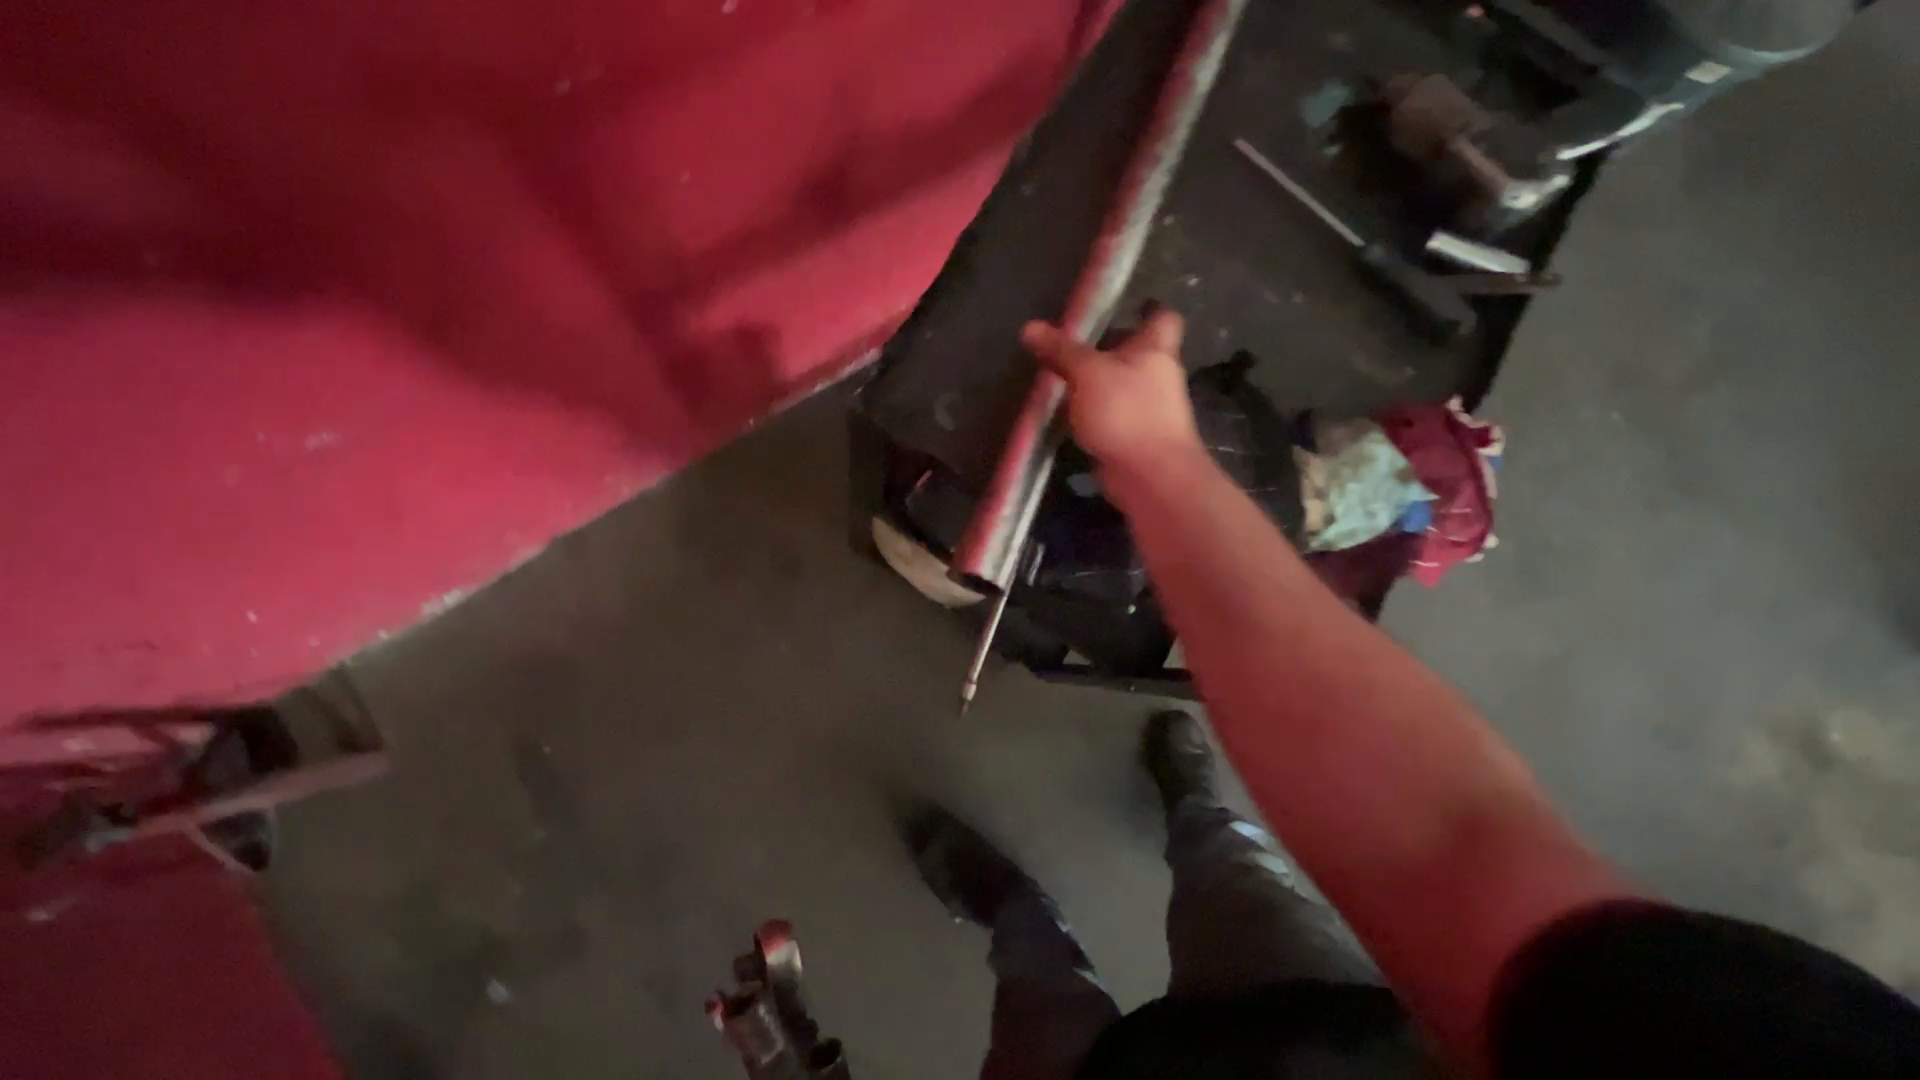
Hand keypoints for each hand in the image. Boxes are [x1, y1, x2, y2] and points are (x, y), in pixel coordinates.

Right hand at [1020, 307, 1203, 477]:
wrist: (1150, 476)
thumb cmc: (1126, 412)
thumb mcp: (1086, 373)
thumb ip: (1060, 351)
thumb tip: (1029, 327)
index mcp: (1155, 350)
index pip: (1162, 318)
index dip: (1146, 310)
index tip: (1125, 307)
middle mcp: (1158, 376)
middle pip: (1136, 354)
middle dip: (1109, 349)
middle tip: (1073, 343)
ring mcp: (1149, 411)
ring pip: (1121, 388)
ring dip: (1097, 385)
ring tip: (1060, 377)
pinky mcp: (1134, 439)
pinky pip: (1111, 418)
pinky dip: (1092, 416)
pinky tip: (1065, 416)